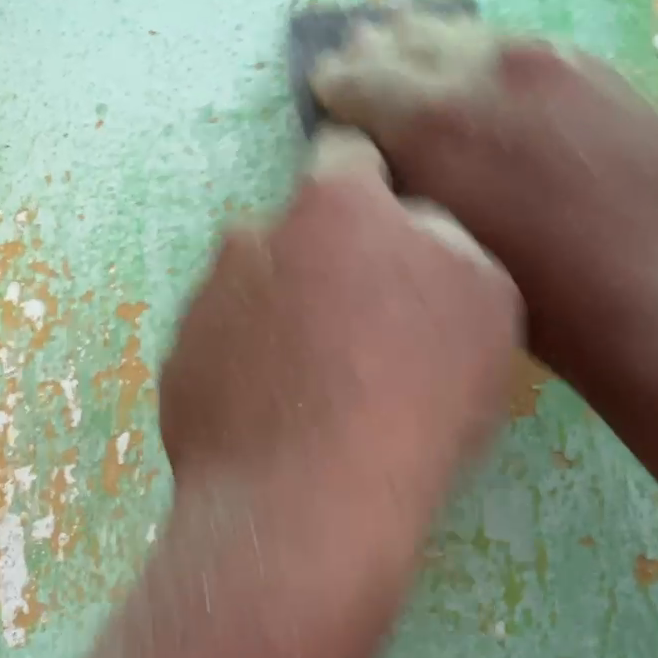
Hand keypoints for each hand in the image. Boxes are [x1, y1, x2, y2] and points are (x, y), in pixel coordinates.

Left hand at [158, 127, 522, 546]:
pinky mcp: (174, 363)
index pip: (347, 154)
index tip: (384, 223)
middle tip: (359, 329)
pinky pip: (220, 347)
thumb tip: (405, 224)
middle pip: (294, 232)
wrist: (302, 502)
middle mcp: (249, 238)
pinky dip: (243, 366)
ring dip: (279, 315)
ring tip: (313, 387)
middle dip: (323, 261)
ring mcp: (201, 304)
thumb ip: (440, 237)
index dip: (371, 184)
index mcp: (330, 206)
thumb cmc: (412, 396)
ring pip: (251, 291)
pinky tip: (272, 417)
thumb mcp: (483, 300)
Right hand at [310, 7, 657, 375]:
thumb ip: (395, 173)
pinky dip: (480, 50)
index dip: (334, 84)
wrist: (656, 290)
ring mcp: (548, 60)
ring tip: (403, 43)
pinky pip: (516, 43)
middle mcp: (486, 69)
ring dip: (427, 42)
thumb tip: (372, 144)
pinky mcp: (593, 68)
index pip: (359, 79)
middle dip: (375, 52)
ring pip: (467, 33)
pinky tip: (473, 64)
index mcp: (432, 117)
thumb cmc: (524, 288)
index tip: (322, 87)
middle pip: (409, 42)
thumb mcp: (431, 235)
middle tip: (353, 56)